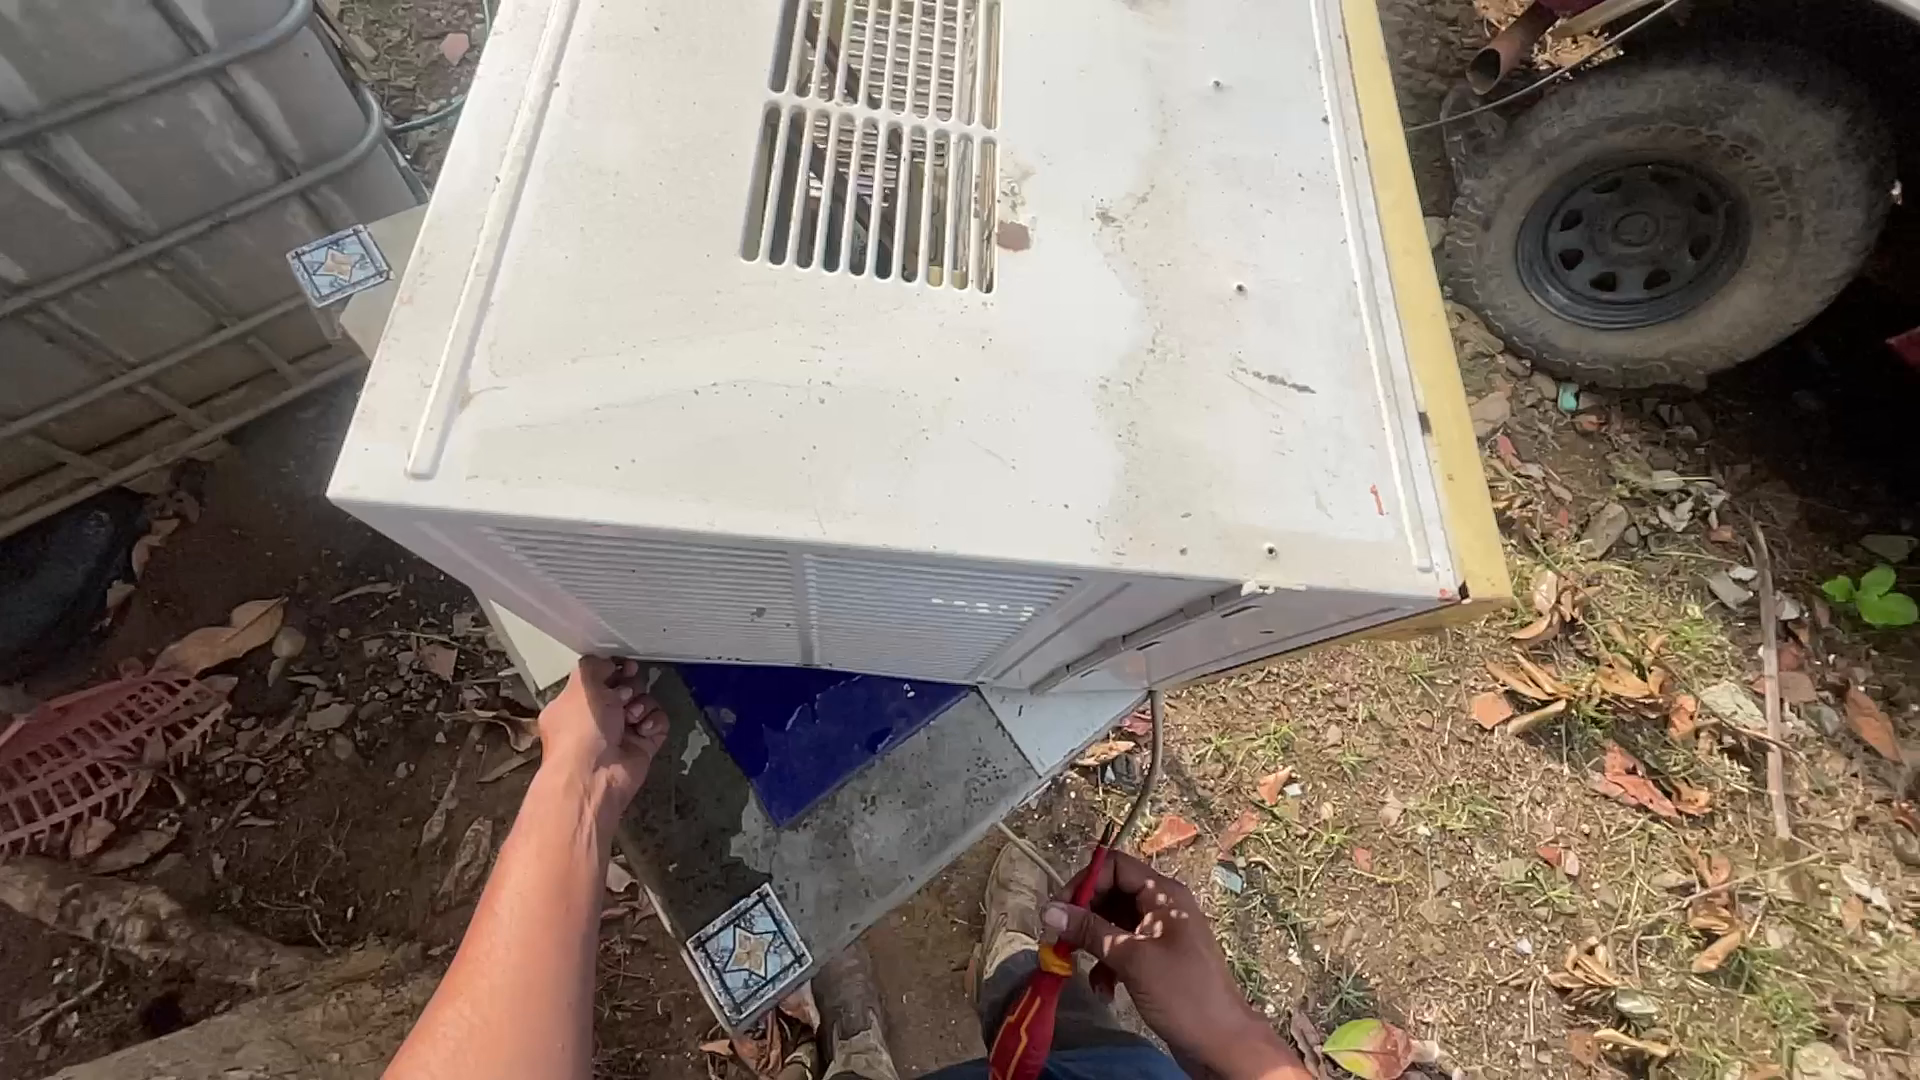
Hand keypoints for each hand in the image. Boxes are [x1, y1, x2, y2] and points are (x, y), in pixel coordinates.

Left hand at [536, 657, 667, 823]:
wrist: (595, 774)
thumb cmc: (580, 731)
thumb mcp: (581, 685)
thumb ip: (594, 665)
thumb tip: (609, 662)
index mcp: (575, 705)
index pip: (600, 678)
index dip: (615, 669)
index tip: (625, 666)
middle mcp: (597, 719)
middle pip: (626, 688)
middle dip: (629, 687)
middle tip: (623, 696)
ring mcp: (621, 732)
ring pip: (644, 703)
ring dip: (642, 704)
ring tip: (631, 717)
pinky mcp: (642, 745)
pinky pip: (658, 722)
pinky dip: (654, 722)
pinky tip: (642, 728)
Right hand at [1044, 850, 1303, 1079]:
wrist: (1224, 1047)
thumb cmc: (1183, 993)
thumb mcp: (1131, 958)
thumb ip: (1089, 930)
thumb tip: (1048, 910)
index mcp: (1162, 894)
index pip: (1115, 866)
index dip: (1085, 882)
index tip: (1060, 909)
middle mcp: (1160, 906)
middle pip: (1110, 893)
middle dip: (1083, 915)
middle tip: (1059, 939)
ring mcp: (1158, 933)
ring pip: (1112, 922)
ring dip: (1092, 943)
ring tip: (1074, 965)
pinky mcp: (1155, 959)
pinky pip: (1121, 947)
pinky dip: (1106, 963)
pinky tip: (1102, 988)